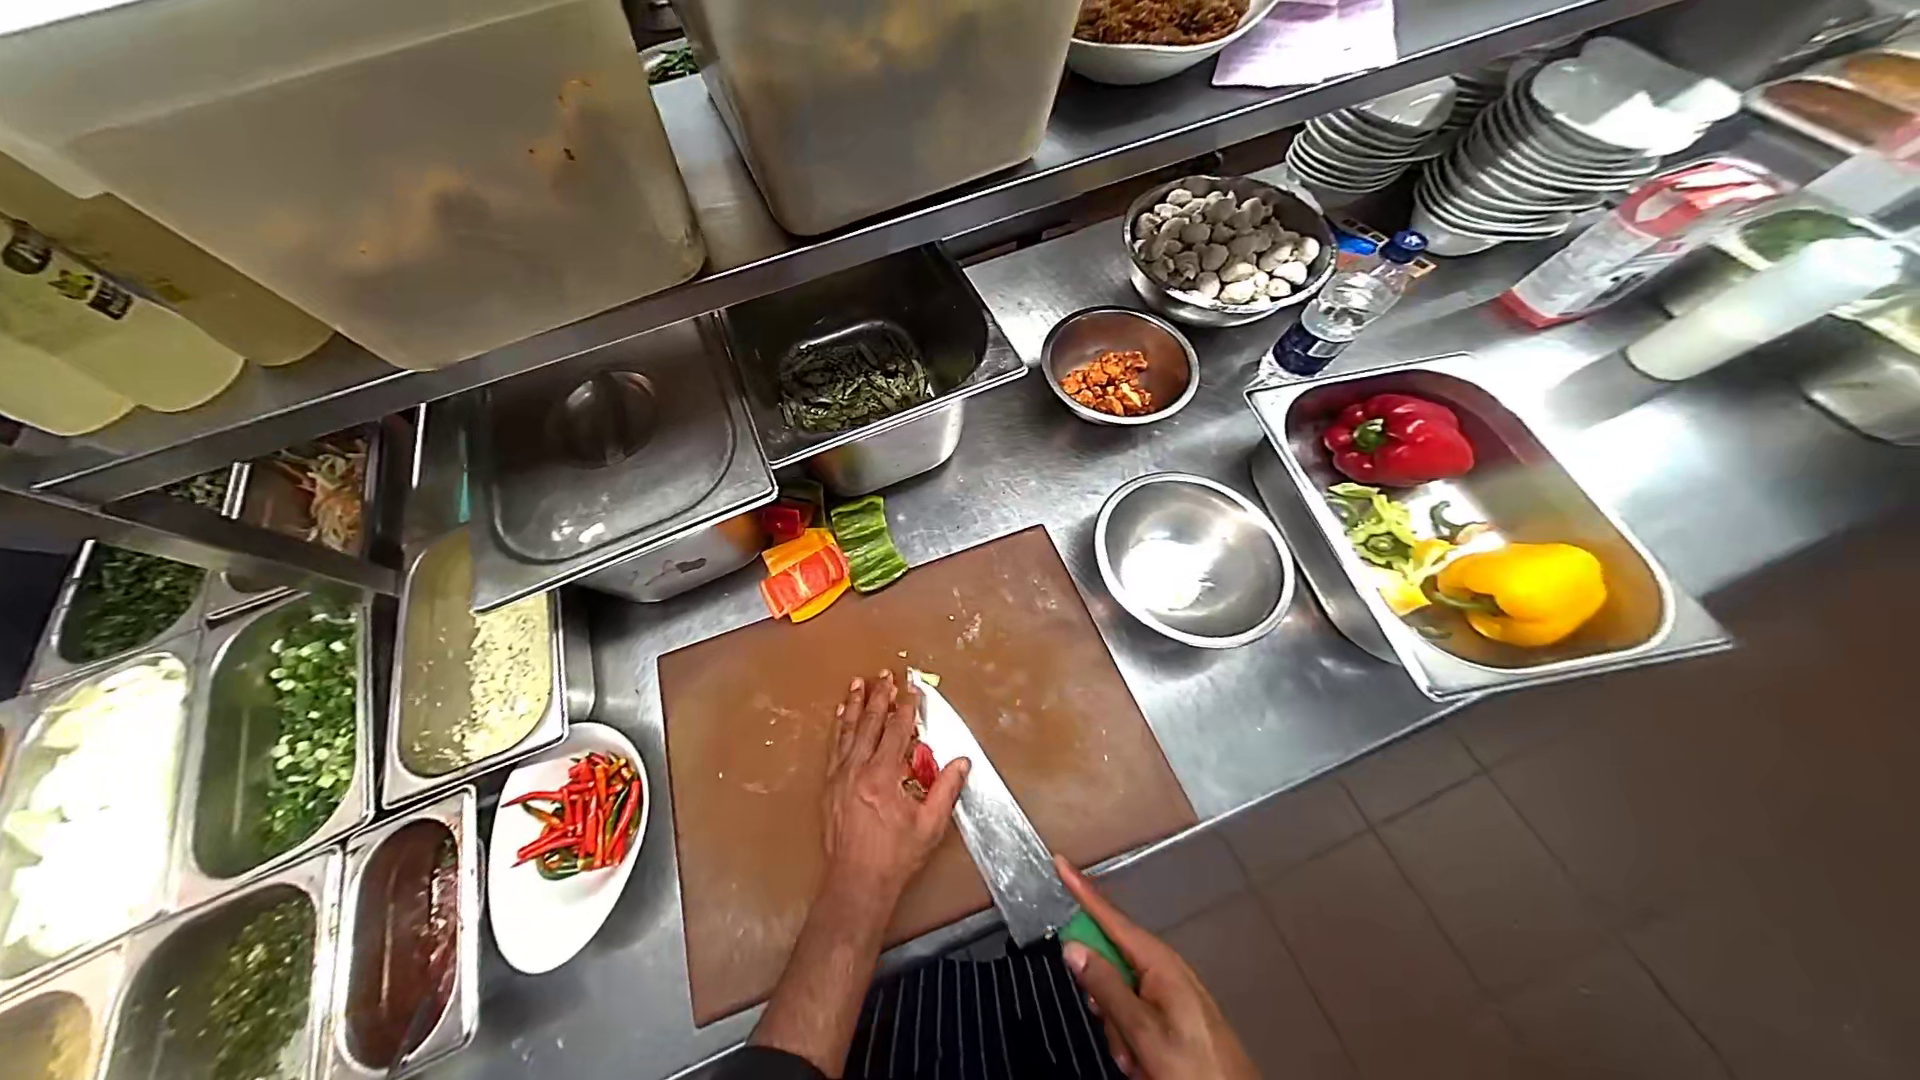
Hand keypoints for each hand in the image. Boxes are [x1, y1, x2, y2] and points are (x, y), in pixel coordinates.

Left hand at [821, 671, 968, 901]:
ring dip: (854, 705)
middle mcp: (858, 770)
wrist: (856, 883)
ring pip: (848, 731)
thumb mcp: (930, 825)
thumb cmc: (895, 856)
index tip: (912, 689)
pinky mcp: (830, 786)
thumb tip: (962, 761)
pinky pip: (835, 747)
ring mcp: (840, 776)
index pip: (897, 731)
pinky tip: (840, 716)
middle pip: (870, 723)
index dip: (906, 708)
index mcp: (884, 776)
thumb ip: (946, 789)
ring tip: (858, 683)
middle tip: (886, 675)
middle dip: (880, 697)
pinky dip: (839, 727)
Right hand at [1056, 856, 1258, 1079]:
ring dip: (1119, 1029)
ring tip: (1139, 1061)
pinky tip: (1144, 1064)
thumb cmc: (1194, 1069)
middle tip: (1122, 1039)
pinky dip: (1130, 1038)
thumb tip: (1072, 947)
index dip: (1082, 890)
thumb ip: (1106, 987)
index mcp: (1158, 961)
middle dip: (1104, 1000)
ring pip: (1117, 993)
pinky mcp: (1170, 1012)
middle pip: (1108, 961)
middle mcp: (1162, 967)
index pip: (1110, 916)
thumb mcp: (1144, 1033)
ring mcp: (1167, 990)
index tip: (1060, 863)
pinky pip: (1132, 1012)